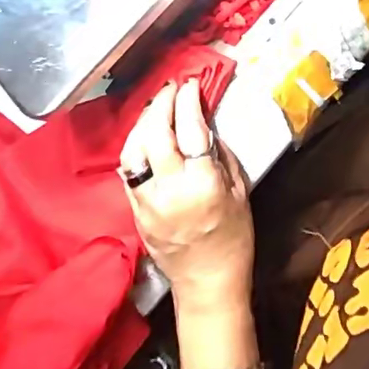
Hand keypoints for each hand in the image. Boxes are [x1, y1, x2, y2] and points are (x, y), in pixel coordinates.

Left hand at [121, 80, 254, 311]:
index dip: (188, 102)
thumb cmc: (233, 238)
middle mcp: (170, 189)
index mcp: (202, 185)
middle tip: (170, 89)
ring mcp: (147, 200)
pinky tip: (144, 135)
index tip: (189, 85)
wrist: (207, 283)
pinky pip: (128, 169)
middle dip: (161, 105)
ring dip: (143, 122)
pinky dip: (135, 145)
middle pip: (156, 134)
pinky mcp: (134, 209)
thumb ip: (220, 154)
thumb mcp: (240, 191)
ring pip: (134, 149)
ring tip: (156, 108)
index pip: (190, 130)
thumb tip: (203, 123)